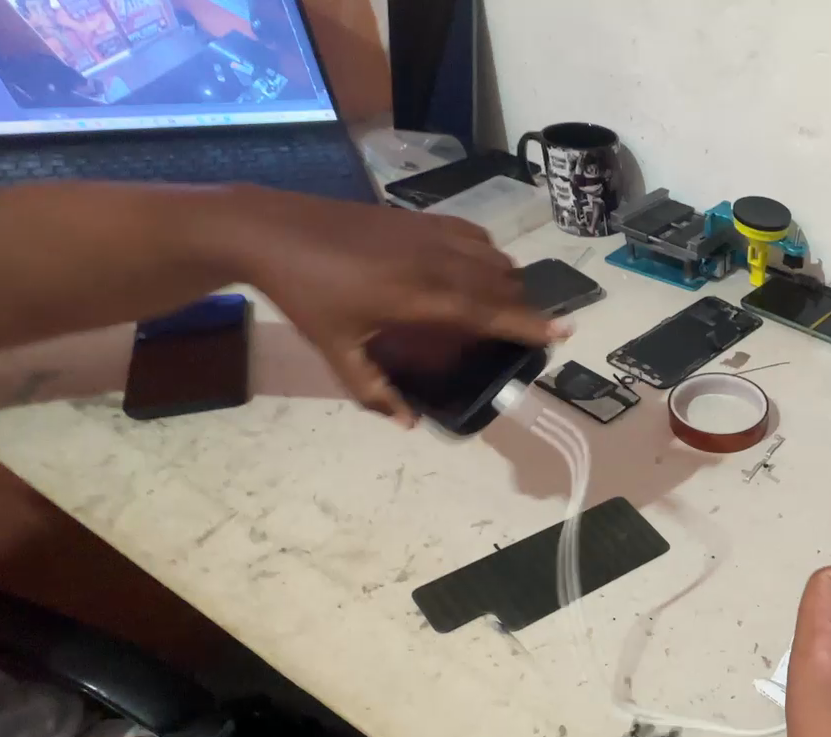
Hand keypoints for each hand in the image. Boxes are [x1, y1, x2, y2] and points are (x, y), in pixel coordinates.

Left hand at [222, 186, 563, 423]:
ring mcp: (429, 235)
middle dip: (523, 308)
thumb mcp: (336, 349)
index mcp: (421, 297)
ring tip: (506, 302)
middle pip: (503, 285)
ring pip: (494, 258)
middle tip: (528, 330)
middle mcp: (437, 263)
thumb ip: (374, 390)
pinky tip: (479, 266)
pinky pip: (474, 235)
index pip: (492, 313)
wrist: (264, 228)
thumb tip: (408, 424)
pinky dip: (488, 253)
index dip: (531, 324)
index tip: (566, 331)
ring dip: (508, 281)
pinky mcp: (418, 218)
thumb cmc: (302, 294)